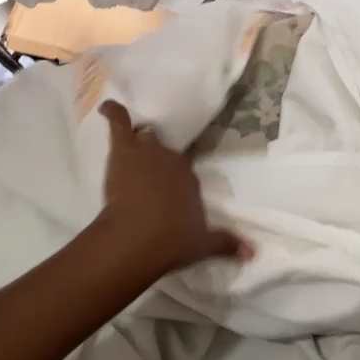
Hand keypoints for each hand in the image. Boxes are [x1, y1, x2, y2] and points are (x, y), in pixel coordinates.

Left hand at [94, 100, 249, 275]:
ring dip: (138, 144)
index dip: (174, 177)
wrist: (141, 236)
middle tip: (149, 175)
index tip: (169, 186)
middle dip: (156, 160)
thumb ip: (226, 244)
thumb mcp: (202, 245)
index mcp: (189, 178)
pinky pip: (119, 123)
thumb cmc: (172, 241)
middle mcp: (171, 159)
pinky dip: (113, 113)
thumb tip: (252, 252)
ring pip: (144, 138)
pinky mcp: (124, 150)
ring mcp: (147, 151)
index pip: (183, 169)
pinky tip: (107, 107)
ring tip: (130, 149)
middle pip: (163, 150)